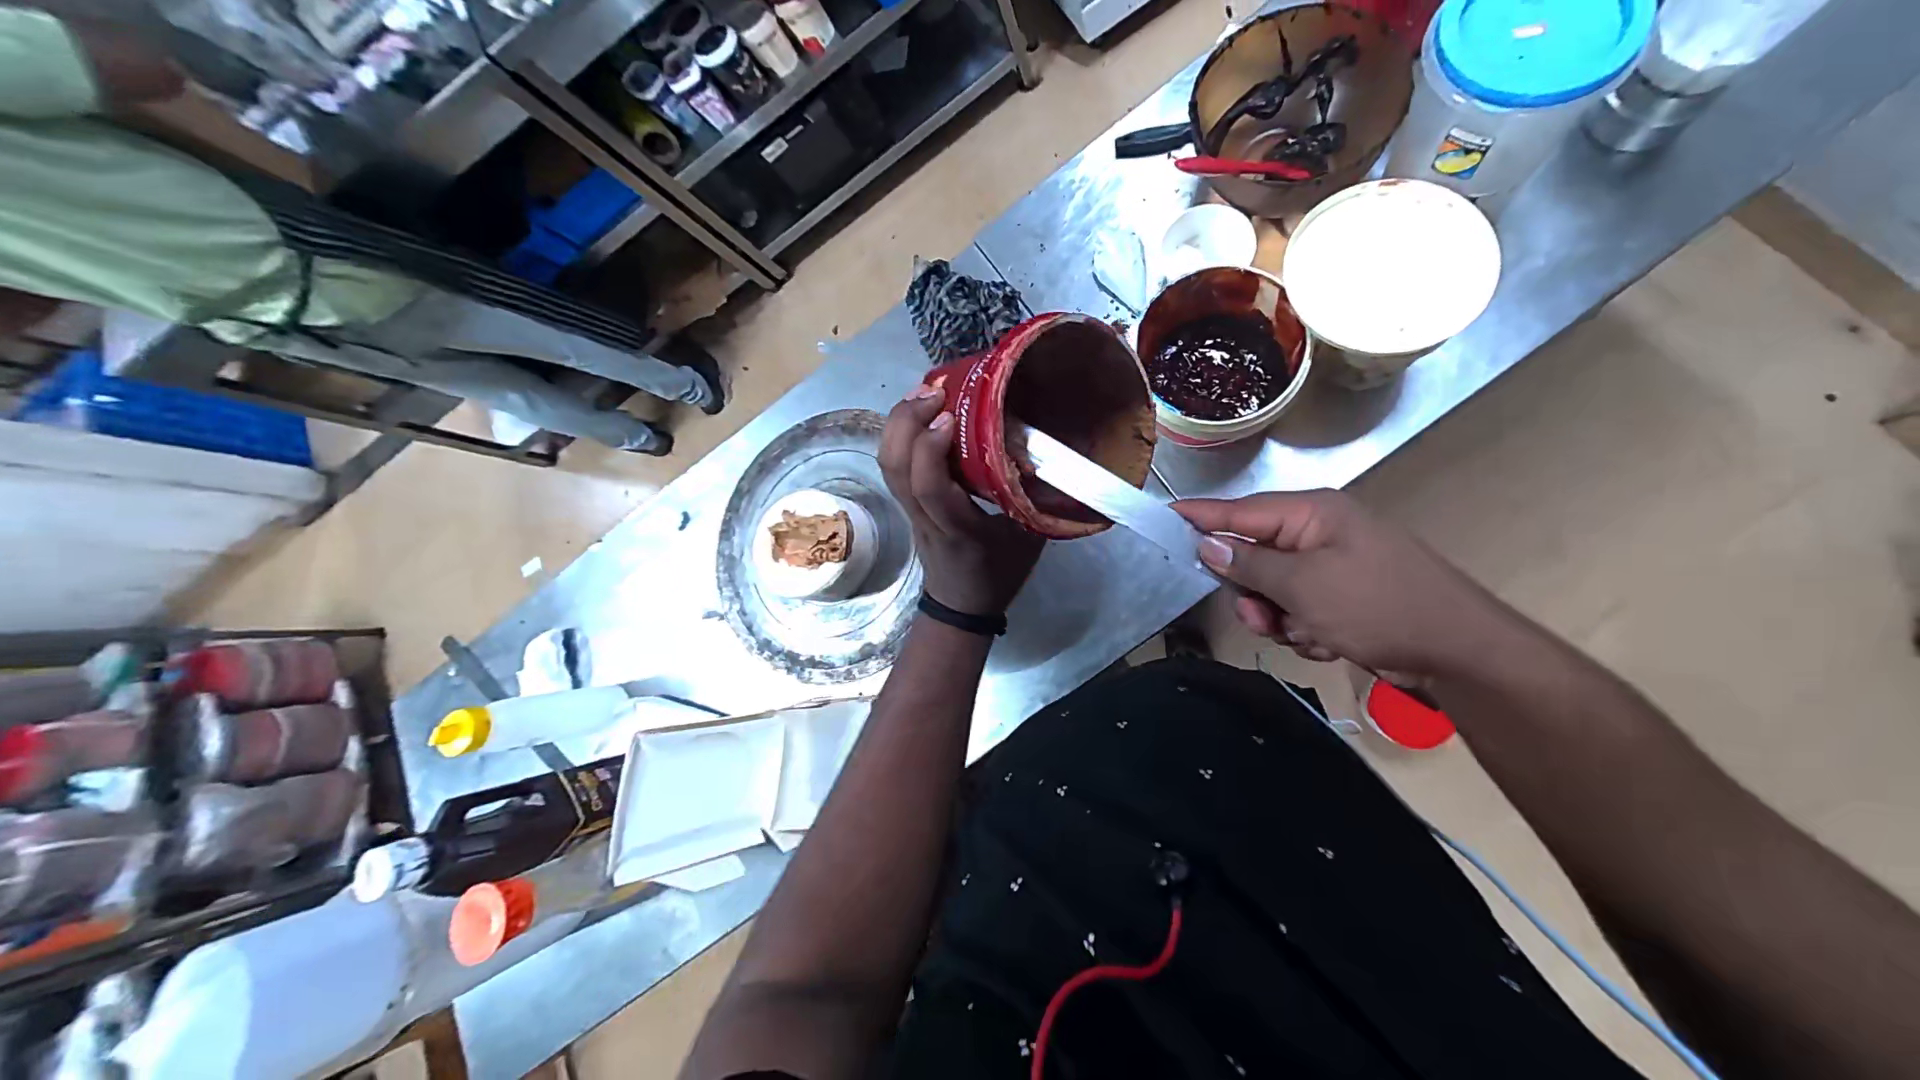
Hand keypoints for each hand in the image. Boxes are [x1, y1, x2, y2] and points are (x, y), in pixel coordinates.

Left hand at [881, 388, 1044, 616]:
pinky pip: (894, 466)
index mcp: (957, 529)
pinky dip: (901, 434)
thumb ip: (1035, 500)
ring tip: (925, 393)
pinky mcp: (907, 505)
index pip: (929, 487)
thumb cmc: (997, 575)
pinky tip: (921, 415)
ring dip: (899, 423)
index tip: (949, 416)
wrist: (961, 607)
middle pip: (895, 467)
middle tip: (934, 390)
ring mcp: (911, 511)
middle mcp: (924, 517)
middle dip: (906, 421)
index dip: (931, 448)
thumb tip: (1048, 455)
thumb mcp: (1028, 541)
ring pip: (888, 464)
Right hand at [1174, 490, 1511, 678]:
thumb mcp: (1304, 585)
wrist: (1459, 651)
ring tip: (1307, 634)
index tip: (1162, 517)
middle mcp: (1317, 533)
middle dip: (1252, 593)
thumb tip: (1206, 544)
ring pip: (1272, 590)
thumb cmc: (1378, 606)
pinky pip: (1298, 609)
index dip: (1199, 517)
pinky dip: (1305, 629)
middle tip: (1260, 617)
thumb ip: (1249, 563)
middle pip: (1252, 557)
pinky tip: (1329, 642)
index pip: (1238, 511)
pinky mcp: (1342, 596)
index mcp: (1311, 514)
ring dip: (1280, 618)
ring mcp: (1331, 565)